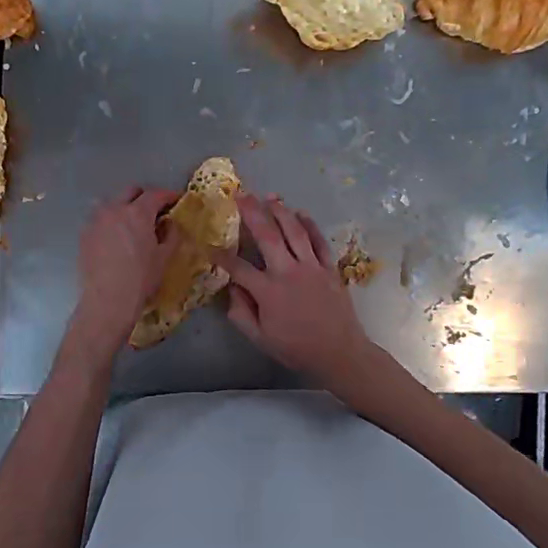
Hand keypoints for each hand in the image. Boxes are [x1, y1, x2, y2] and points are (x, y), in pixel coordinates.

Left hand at [70, 185, 179, 352]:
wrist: (107, 300)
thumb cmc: (140, 279)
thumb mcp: (164, 257)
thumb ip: (171, 235)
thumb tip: (169, 223)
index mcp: (137, 213)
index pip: (156, 195)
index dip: (169, 196)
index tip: (177, 201)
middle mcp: (114, 210)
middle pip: (131, 192)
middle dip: (145, 197)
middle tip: (156, 211)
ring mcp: (95, 221)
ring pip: (112, 204)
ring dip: (125, 207)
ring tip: (133, 224)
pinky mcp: (84, 235)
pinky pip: (100, 220)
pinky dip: (111, 222)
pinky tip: (116, 238)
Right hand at [217, 193, 381, 394]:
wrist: (339, 352)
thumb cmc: (295, 348)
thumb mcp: (258, 337)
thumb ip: (240, 312)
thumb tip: (232, 289)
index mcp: (267, 291)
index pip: (238, 267)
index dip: (220, 256)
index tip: (208, 245)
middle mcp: (288, 272)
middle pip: (267, 236)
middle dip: (252, 213)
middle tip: (241, 195)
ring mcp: (311, 267)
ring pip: (294, 232)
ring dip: (280, 212)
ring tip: (269, 197)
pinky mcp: (329, 268)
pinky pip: (318, 241)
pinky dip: (309, 225)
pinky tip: (300, 213)